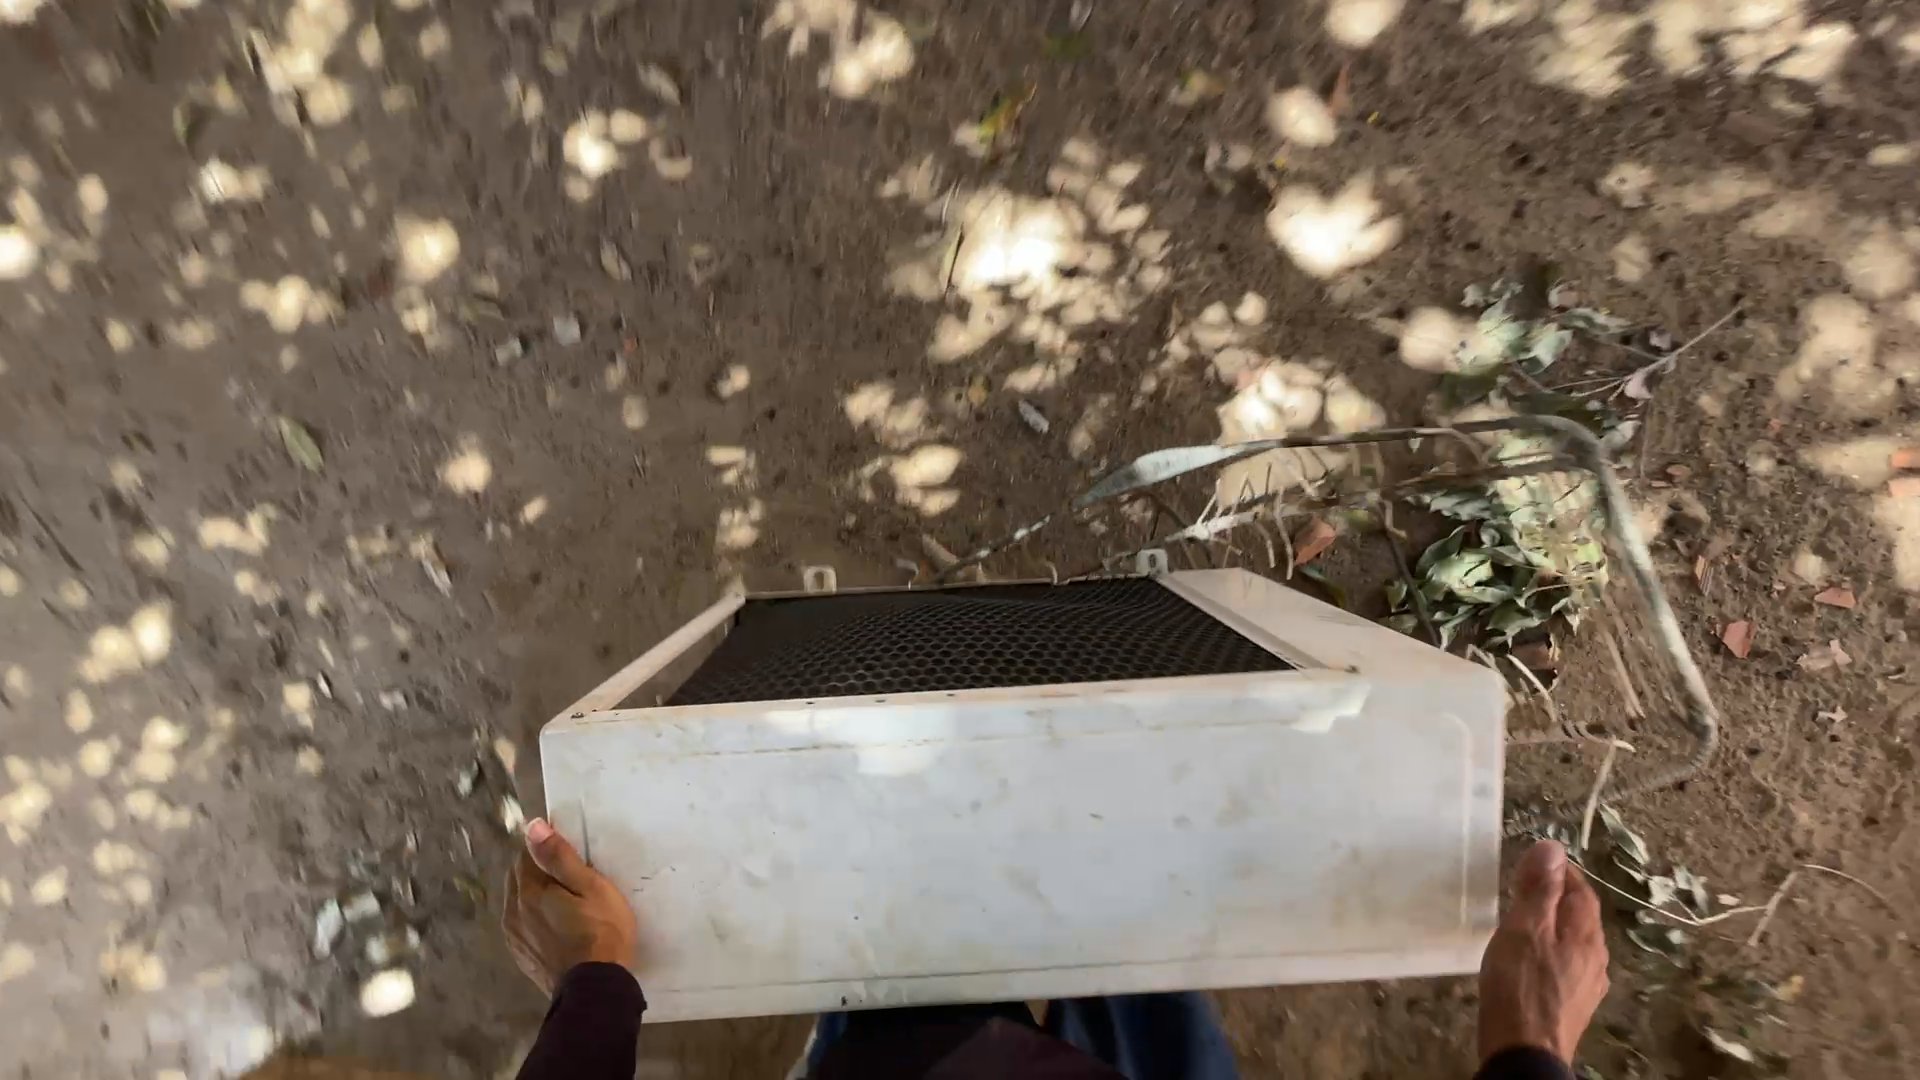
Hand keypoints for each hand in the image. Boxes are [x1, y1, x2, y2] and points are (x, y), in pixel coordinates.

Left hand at [503, 817, 638, 994]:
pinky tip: (556, 919)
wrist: (595, 987)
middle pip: (519, 876)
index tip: (570, 848)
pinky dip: (534, 913)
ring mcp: (514, 937)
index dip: (547, 846)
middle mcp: (512, 912)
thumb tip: (533, 827)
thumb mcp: (590, 886)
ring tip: (565, 894)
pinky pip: (521, 922)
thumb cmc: (602, 929)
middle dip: (539, 866)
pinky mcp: (521, 954)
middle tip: (571, 869)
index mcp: (528, 892)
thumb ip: (560, 857)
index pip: (526, 855)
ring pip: (518, 900)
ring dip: (536, 890)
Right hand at [1477, 839, 1609, 1064]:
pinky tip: (1529, 949)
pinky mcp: (1572, 999)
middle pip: (1580, 915)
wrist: (1524, 1044)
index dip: (1562, 870)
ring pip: (1573, 938)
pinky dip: (1549, 941)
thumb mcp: (1523, 926)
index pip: (1581, 892)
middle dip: (1556, 893)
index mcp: (1585, 936)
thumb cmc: (1520, 980)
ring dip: (1552, 918)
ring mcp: (1586, 981)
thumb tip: (1553, 848)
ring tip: (1522, 910)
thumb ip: (1539, 889)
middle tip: (1522, 880)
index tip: (1534, 857)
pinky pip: (1565, 958)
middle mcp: (1594, 957)